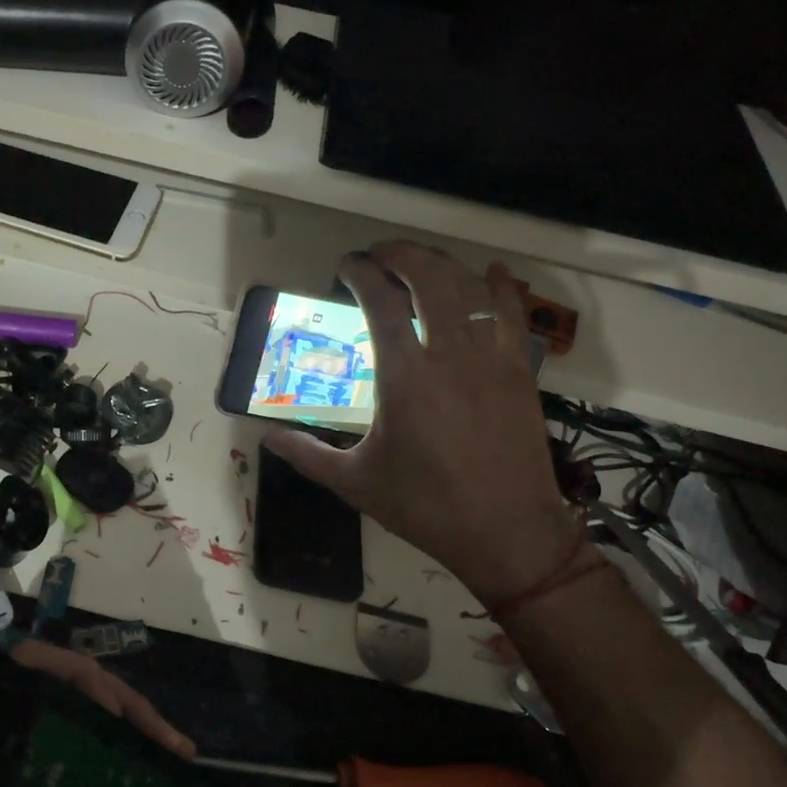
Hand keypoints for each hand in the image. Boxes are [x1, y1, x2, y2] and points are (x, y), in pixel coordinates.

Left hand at [0, 644, 193, 786]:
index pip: (33, 675)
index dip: (87, 682)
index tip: (129, 719)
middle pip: (66, 688)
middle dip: (124, 705)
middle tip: (172, 745)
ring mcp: (9, 756)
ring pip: (73, 712)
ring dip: (122, 724)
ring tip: (168, 754)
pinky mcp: (19, 782)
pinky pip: (72, 747)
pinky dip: (110, 751)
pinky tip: (139, 777)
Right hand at [265, 242, 579, 605]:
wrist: (506, 533)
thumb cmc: (424, 507)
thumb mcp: (354, 483)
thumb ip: (306, 454)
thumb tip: (266, 437)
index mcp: (403, 376)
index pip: (379, 301)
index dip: (360, 273)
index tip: (345, 266)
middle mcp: (448, 354)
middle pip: (429, 279)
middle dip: (402, 255)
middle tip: (379, 254)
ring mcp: (490, 360)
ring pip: (471, 289)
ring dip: (443, 265)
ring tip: (420, 262)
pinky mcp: (519, 372)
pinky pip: (513, 315)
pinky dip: (500, 288)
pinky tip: (489, 274)